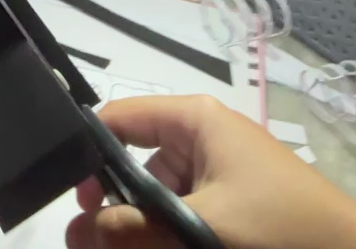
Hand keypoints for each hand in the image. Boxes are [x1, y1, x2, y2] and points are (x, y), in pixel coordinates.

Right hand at [67, 96, 355, 248]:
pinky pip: (185, 218)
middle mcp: (203, 139)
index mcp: (195, 120)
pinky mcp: (236, 213)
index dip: (90, 153)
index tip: (71, 200)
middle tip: (86, 244)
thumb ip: (134, 231)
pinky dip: (167, 239)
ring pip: (158, 197)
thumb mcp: (201, 229)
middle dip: (111, 204)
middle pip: (136, 162)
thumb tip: (75, 235)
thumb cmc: (284, 234)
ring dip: (137, 229)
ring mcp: (221, 177)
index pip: (121, 119)